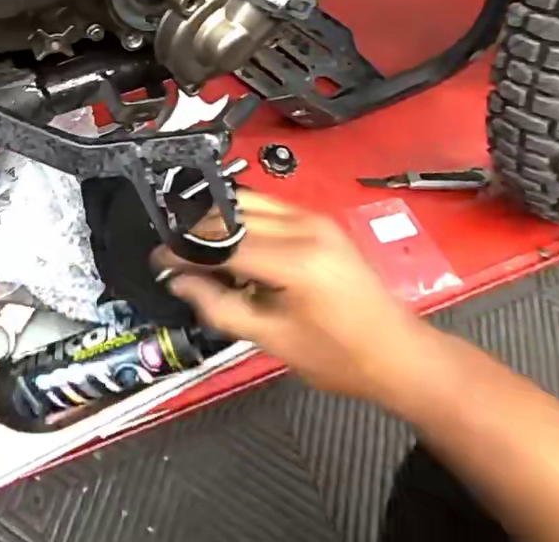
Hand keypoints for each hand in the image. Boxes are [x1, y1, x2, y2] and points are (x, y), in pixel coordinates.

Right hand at [153, 190, 451, 406]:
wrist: (399, 352)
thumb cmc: (339, 356)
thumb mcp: (272, 340)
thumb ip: (218, 307)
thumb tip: (178, 281)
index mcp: (296, 260)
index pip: (223, 243)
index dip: (185, 250)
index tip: (159, 258)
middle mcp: (303, 226)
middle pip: (231, 214)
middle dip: (195, 230)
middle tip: (174, 253)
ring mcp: (312, 217)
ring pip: (245, 201)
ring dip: (216, 220)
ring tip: (197, 245)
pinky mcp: (316, 217)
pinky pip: (265, 205)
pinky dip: (239, 218)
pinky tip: (230, 239)